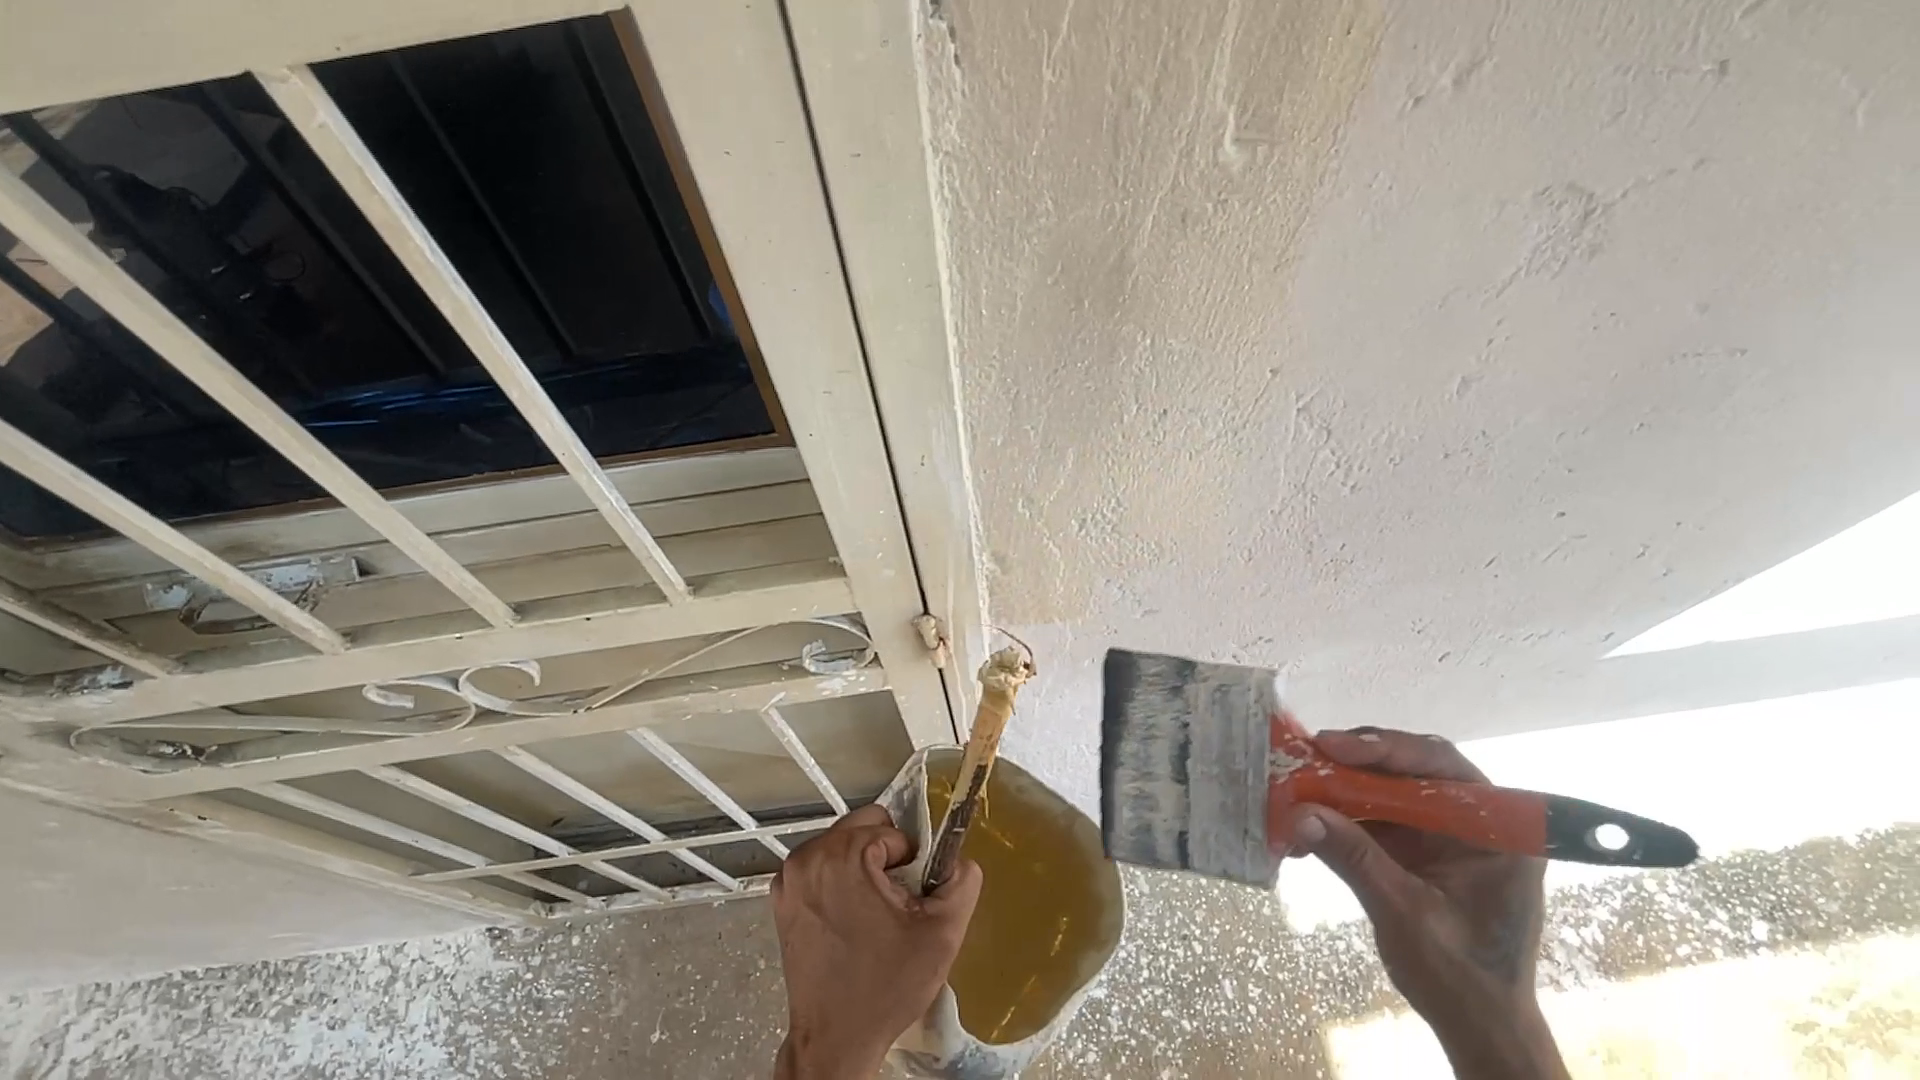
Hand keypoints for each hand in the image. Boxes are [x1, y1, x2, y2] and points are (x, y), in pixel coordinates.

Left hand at [771, 802, 982, 1079]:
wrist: (837, 1038)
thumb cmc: (887, 985)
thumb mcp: (942, 931)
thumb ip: (962, 881)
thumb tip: (961, 860)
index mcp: (844, 854)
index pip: (894, 833)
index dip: (911, 864)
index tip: (910, 900)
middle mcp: (808, 856)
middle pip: (864, 827)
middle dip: (886, 857)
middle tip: (894, 904)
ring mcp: (789, 878)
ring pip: (842, 845)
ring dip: (863, 867)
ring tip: (873, 915)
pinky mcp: (781, 900)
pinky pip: (820, 868)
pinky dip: (838, 882)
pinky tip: (850, 921)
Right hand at [1273, 728, 1568, 1079]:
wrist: (1476, 1027)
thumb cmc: (1459, 976)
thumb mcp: (1405, 914)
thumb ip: (1355, 858)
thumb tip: (1299, 814)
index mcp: (1497, 832)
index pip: (1442, 767)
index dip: (1386, 749)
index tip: (1333, 747)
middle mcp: (1473, 822)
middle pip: (1411, 770)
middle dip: (1357, 762)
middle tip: (1308, 756)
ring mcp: (1443, 834)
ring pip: (1388, 789)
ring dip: (1342, 786)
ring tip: (1297, 784)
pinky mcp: (1417, 849)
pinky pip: (1375, 817)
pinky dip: (1340, 815)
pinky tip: (1305, 821)